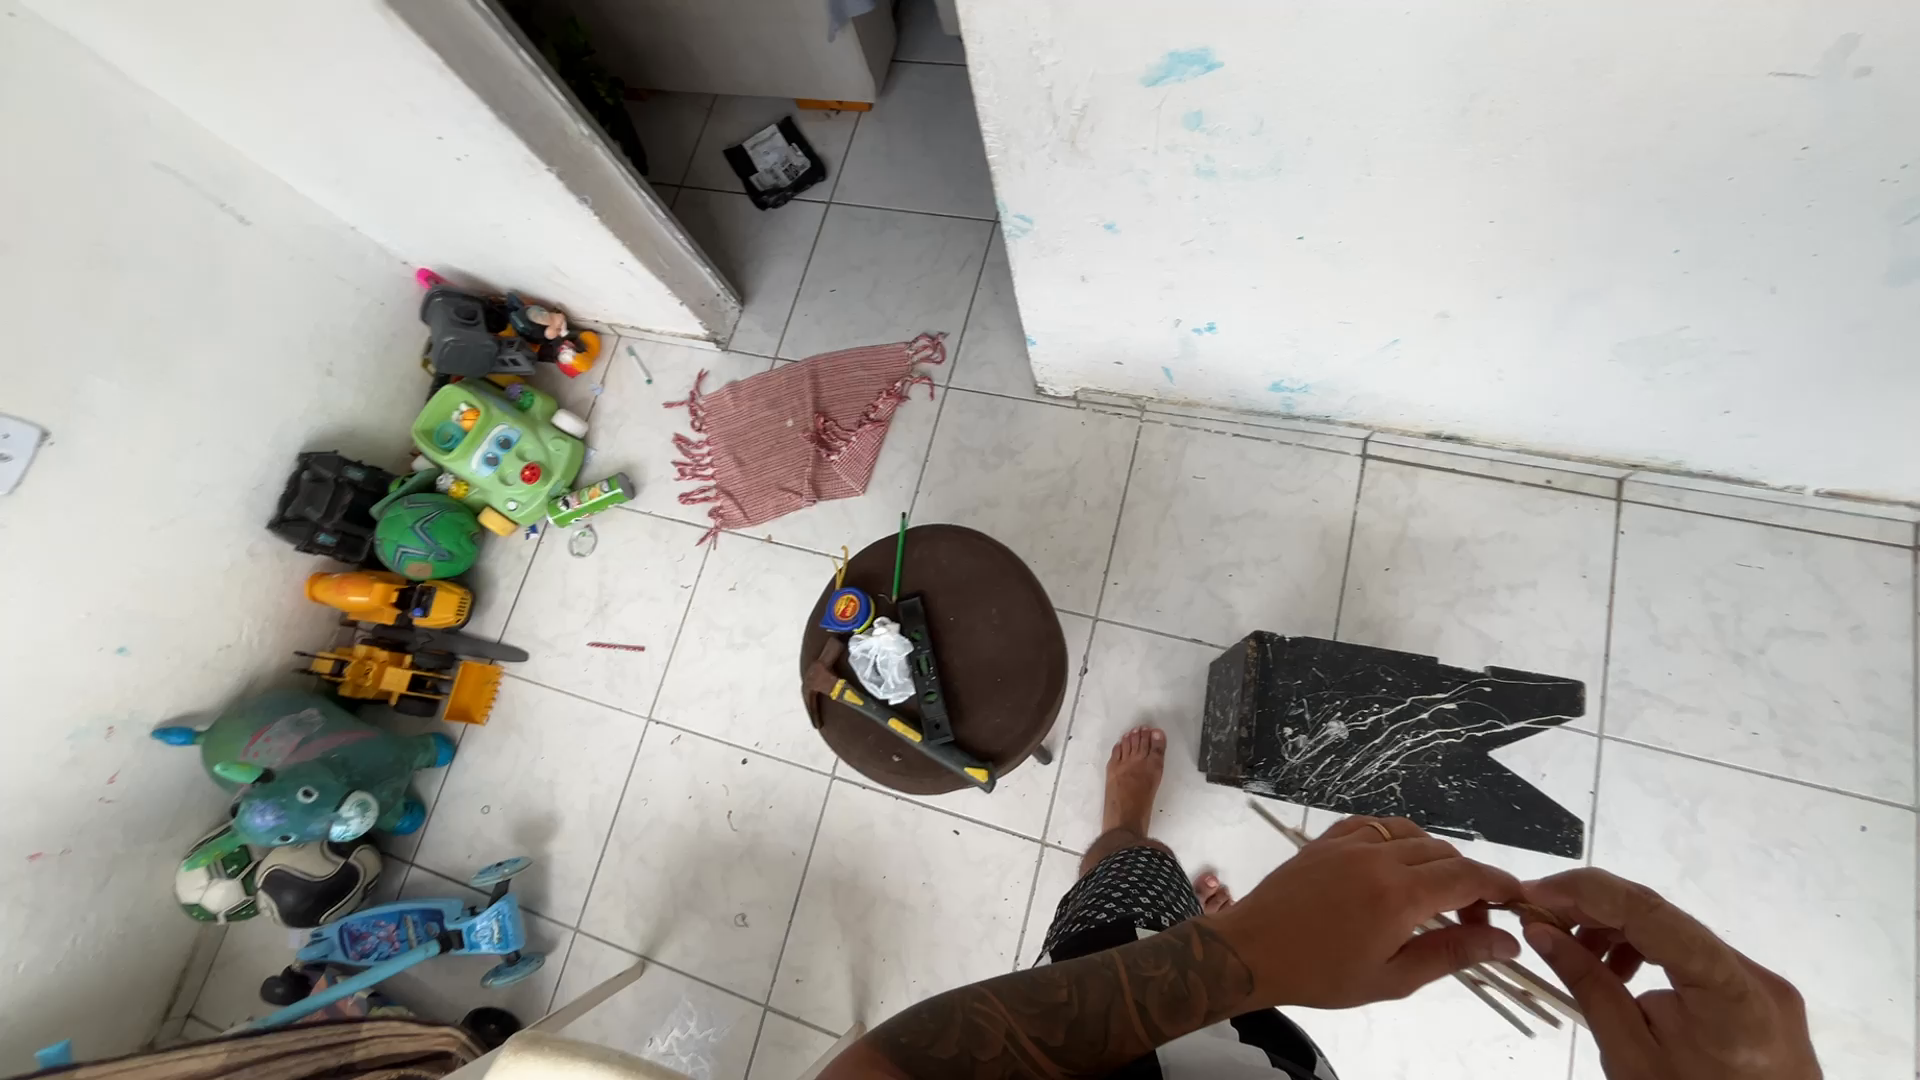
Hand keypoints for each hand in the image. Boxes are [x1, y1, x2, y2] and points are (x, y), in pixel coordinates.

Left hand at [1209, 815, 1524, 1008]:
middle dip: (1468, 880)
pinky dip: (1393, 839)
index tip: (1518, 902)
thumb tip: (1506, 942)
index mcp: (1397, 893)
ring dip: (1432, 856)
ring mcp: (1345, 843)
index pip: (1467, 876)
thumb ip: (1452, 953)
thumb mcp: (1395, 977)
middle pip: (1442, 852)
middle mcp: (1374, 857)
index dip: (1500, 885)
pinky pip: (1370, 826)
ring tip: (1432, 895)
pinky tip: (1392, 868)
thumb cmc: (1323, 973)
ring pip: (1408, 833)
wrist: (1254, 948)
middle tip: (1470, 920)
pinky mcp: (1323, 840)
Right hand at [1522, 869, 1820, 1079]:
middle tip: (1534, 916)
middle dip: (1587, 905)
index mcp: (1729, 994)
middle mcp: (1752, 975)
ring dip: (1608, 924)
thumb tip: (1536, 928)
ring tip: (1569, 947)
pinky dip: (1637, 943)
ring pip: (1665, 924)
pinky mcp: (1751, 989)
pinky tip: (1611, 967)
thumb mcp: (1631, 1056)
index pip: (1648, 913)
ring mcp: (1757, 980)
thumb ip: (1588, 986)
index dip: (1583, 892)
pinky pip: (1682, 946)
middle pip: (1656, 913)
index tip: (1529, 895)